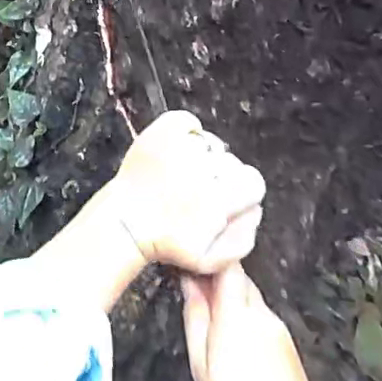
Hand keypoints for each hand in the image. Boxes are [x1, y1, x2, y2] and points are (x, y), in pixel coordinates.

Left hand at [103, 110, 265, 273]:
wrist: (126, 223)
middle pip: (232, 162)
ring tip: (184, 174)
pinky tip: (179, 148)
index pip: (254, 181)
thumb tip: (254, 211)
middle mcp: (205, 168)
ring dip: (203, 156)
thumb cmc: (168, 243)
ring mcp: (182, 146)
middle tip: (199, 191)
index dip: (241, 192)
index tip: (224, 200)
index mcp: (220, 199)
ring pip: (210, 143)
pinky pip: (185, 120)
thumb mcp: (212, 260)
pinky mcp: (161, 132)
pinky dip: (187, 129)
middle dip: (221, 177)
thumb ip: (243, 239)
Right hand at [181, 263, 318, 380]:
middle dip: (219, 279)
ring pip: (250, 295)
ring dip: (233, 298)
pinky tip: (238, 342)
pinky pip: (261, 314)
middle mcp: (260, 312)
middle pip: (239, 276)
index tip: (194, 263)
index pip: (228, 263)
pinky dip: (247, 317)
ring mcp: (277, 325)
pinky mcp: (286, 339)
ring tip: (216, 323)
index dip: (211, 257)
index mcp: (236, 314)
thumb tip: (189, 283)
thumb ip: (195, 316)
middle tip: (198, 293)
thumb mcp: (201, 364)